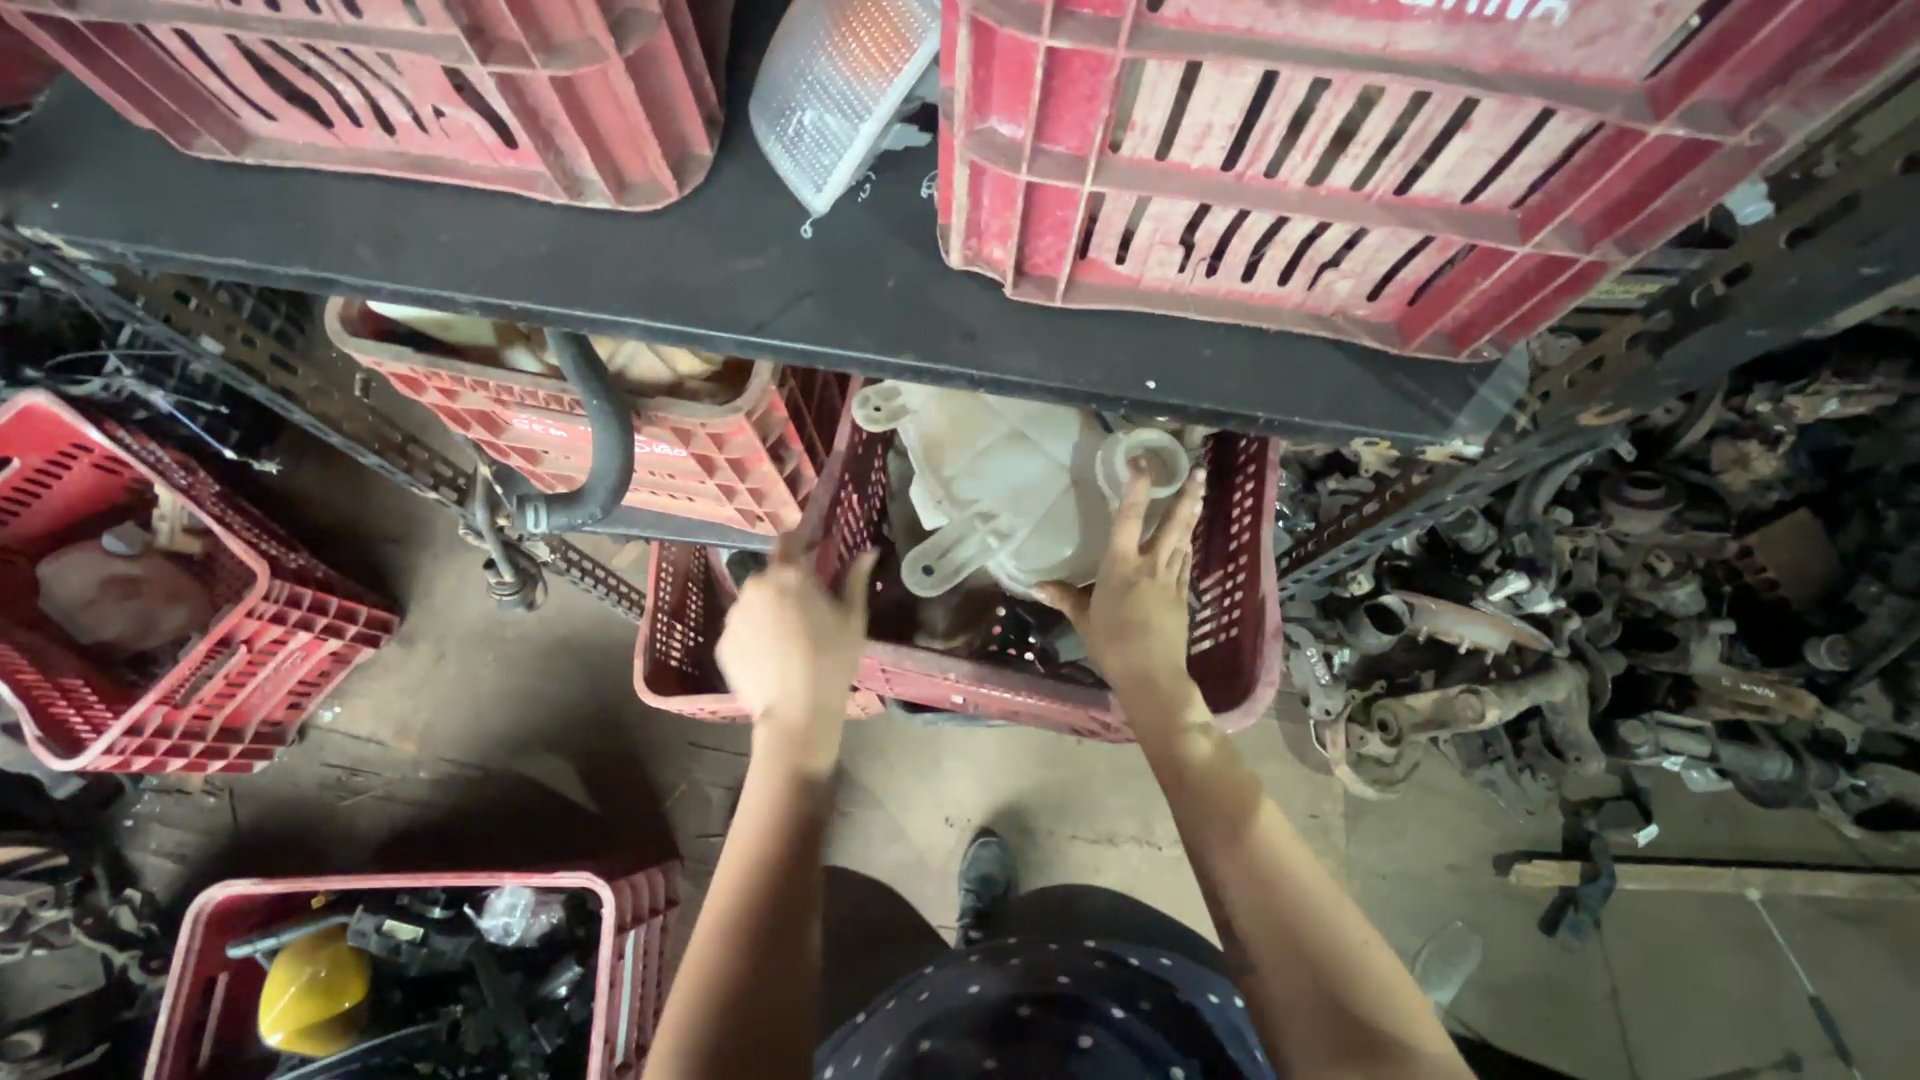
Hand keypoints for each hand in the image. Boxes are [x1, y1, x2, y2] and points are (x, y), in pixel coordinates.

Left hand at [716, 537, 878, 775]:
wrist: (796, 711)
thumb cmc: (832, 660)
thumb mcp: (852, 619)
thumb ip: (855, 579)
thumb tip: (868, 552)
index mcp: (790, 574)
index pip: (790, 540)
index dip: (802, 539)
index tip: (813, 545)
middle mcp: (755, 586)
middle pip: (771, 574)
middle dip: (787, 583)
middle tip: (808, 608)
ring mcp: (734, 614)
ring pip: (754, 601)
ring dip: (769, 608)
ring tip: (789, 638)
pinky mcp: (722, 642)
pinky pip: (742, 628)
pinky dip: (754, 634)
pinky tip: (772, 656)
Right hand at [1036, 458, 1205, 709]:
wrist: (1152, 675)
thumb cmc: (1112, 646)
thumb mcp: (1084, 621)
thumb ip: (1066, 599)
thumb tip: (1037, 586)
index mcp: (1121, 566)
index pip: (1130, 517)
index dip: (1138, 487)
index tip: (1143, 462)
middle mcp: (1150, 565)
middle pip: (1172, 523)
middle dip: (1186, 496)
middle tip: (1198, 471)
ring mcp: (1171, 580)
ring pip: (1184, 540)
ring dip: (1191, 516)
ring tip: (1199, 495)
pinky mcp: (1183, 598)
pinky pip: (1186, 564)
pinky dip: (1187, 547)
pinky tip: (1189, 543)